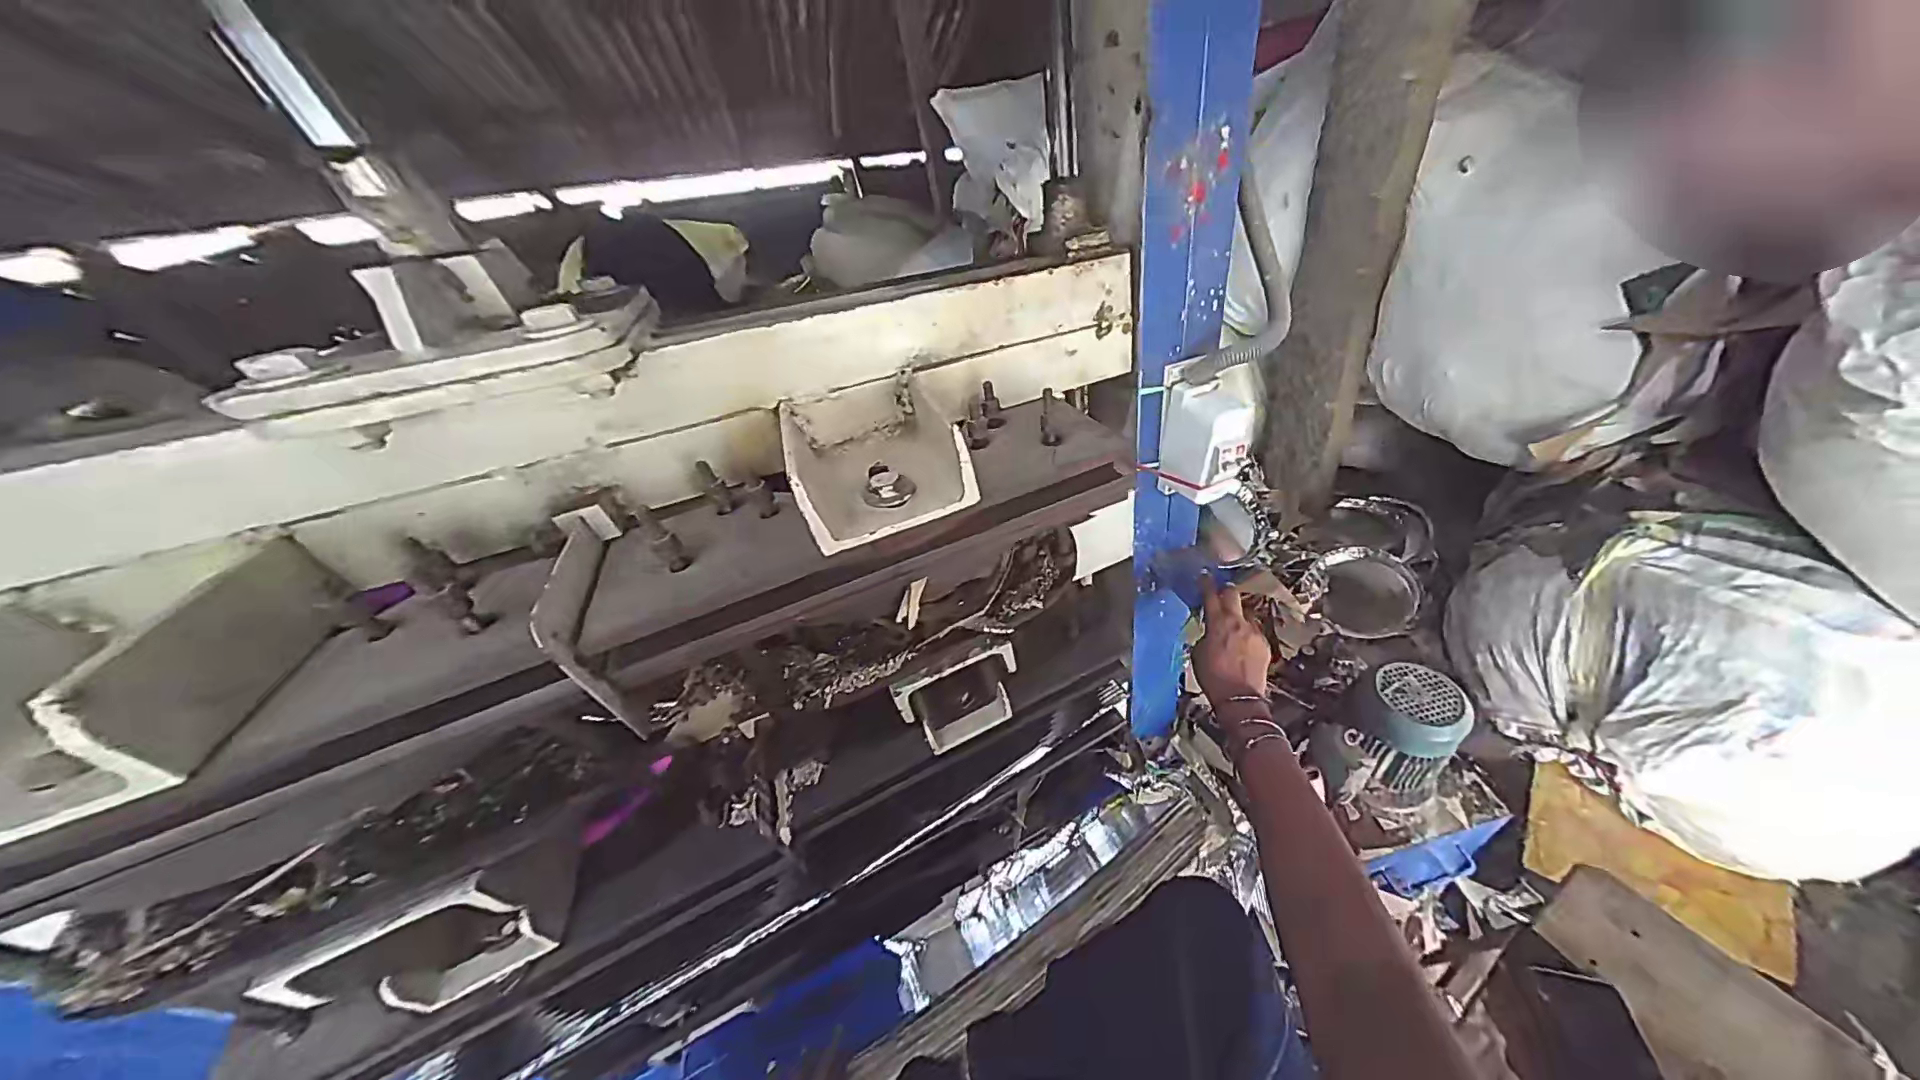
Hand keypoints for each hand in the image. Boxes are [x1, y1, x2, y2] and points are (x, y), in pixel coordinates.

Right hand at [1193, 576, 1271, 709]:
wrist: (1239, 697)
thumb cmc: (1213, 677)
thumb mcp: (1198, 653)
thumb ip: (1205, 635)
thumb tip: (1209, 632)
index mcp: (1218, 623)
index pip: (1211, 595)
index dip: (1207, 584)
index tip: (1205, 576)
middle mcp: (1239, 623)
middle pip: (1233, 596)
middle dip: (1226, 592)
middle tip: (1220, 593)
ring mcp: (1254, 633)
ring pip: (1245, 615)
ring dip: (1237, 617)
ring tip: (1230, 626)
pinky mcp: (1264, 645)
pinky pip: (1253, 632)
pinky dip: (1246, 634)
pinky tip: (1240, 645)